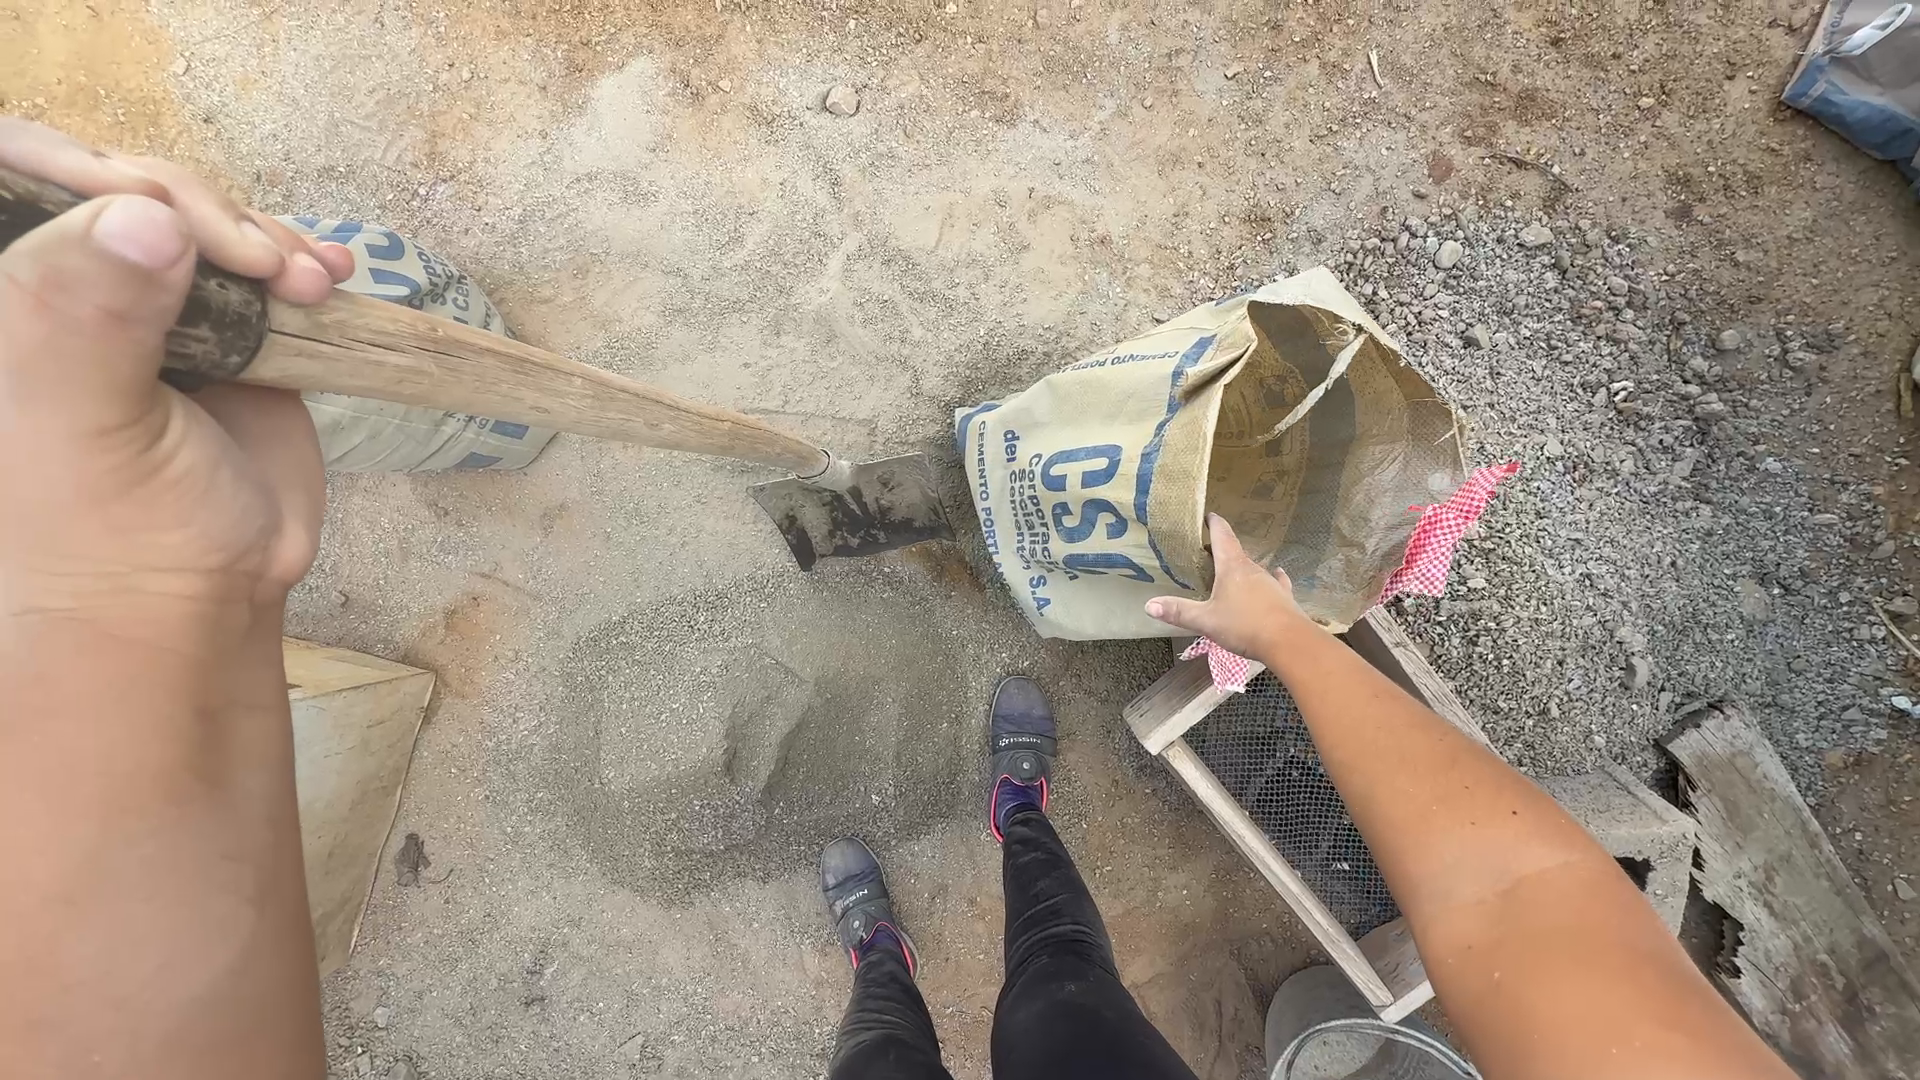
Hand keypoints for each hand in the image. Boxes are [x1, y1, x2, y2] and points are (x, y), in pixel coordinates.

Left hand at [0, 119, 352, 622]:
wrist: (206, 587)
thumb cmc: (107, 519)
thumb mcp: (81, 419)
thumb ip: (89, 314)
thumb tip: (151, 214)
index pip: (11, 176)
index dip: (84, 170)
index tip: (168, 217)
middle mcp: (68, 291)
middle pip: (124, 188)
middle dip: (202, 209)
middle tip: (264, 266)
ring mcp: (159, 312)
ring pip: (205, 224)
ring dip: (268, 238)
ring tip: (313, 286)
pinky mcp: (237, 340)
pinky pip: (269, 275)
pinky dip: (308, 264)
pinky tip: (334, 277)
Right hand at [1144, 514, 1309, 658]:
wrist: (1290, 642)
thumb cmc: (1244, 626)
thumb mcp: (1205, 621)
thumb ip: (1178, 612)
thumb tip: (1148, 605)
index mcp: (1232, 568)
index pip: (1222, 537)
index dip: (1214, 524)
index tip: (1209, 515)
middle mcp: (1252, 569)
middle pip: (1235, 552)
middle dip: (1222, 549)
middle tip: (1208, 551)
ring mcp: (1271, 583)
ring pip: (1253, 568)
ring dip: (1241, 566)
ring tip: (1231, 570)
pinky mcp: (1283, 597)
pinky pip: (1276, 582)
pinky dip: (1272, 578)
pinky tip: (1277, 574)